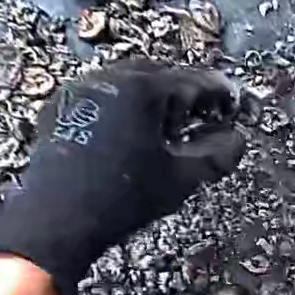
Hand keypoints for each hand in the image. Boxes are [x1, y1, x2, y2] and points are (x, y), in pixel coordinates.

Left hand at [0, 59, 243, 294]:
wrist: (56, 221)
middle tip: (202, 115)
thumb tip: (238, 140)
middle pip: (158, 73)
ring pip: (126, 82)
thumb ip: (215, 155)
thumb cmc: (124, 198)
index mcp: (142, 90)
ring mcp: (80, 92)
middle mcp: (109, 79)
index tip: (236, 102)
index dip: (218, 92)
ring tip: (166, 128)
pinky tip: (130, 135)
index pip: (191, 82)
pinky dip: (124, 107)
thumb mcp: (180, 179)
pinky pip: (102, 96)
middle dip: (183, 91)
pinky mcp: (60, 109)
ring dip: (152, 98)